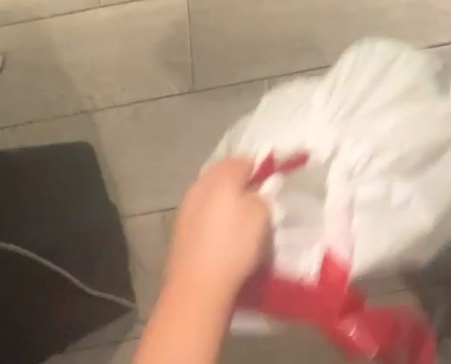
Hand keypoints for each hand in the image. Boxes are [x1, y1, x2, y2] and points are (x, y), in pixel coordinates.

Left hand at [163, 158, 270, 303]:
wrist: (197, 289)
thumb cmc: (234, 246)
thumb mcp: (262, 214)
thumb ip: (262, 195)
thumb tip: (255, 192)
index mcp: (222, 176)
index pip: (245, 160)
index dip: (260, 169)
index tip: (270, 184)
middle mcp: (200, 185)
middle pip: (224, 175)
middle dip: (240, 183)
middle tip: (257, 201)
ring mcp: (186, 208)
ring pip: (211, 194)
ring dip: (225, 201)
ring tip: (240, 220)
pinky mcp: (180, 231)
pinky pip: (202, 214)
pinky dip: (213, 218)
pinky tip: (222, 236)